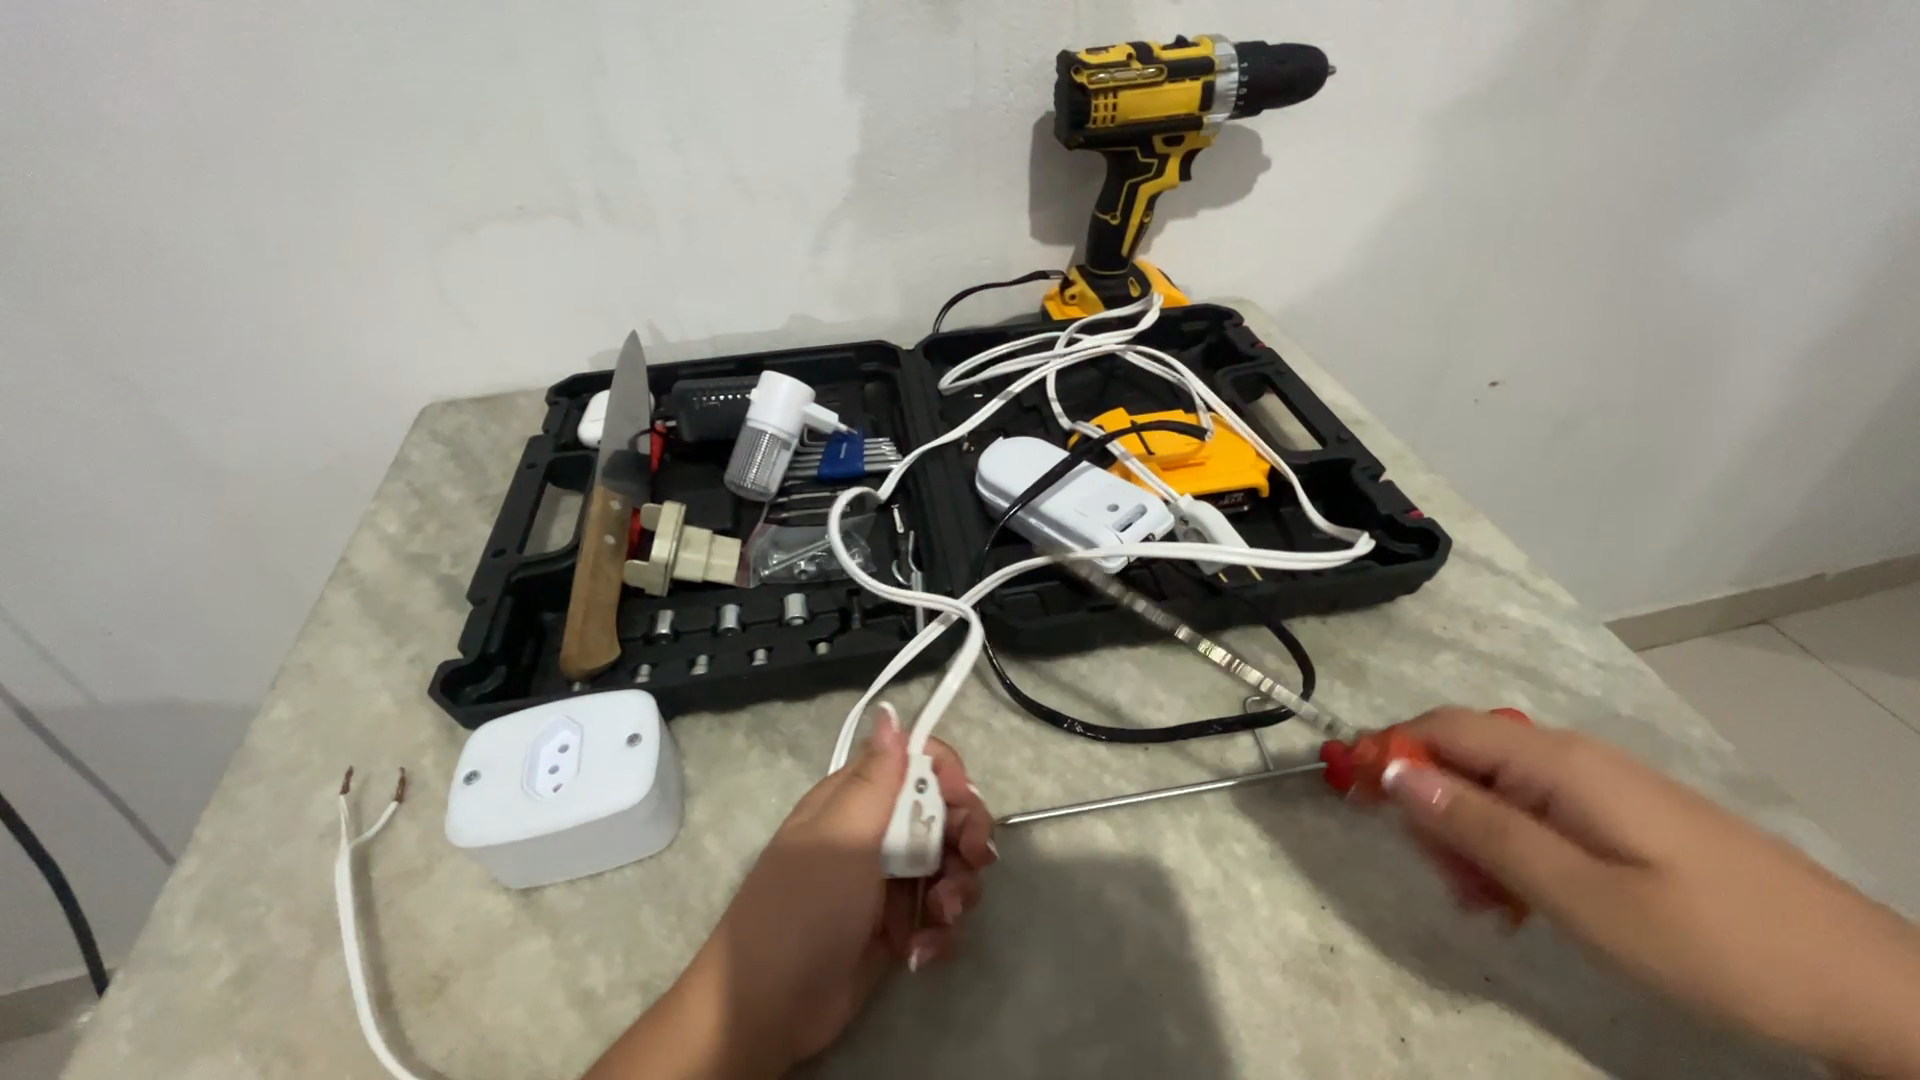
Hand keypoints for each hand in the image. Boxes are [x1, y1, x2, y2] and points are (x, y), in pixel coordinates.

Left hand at [584, 705, 994, 1079]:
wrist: (767, 1009)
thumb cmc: (803, 908)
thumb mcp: (841, 837)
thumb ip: (876, 778)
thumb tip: (889, 711)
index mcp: (855, 800)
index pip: (916, 763)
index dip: (948, 776)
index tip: (962, 801)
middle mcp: (874, 833)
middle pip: (944, 814)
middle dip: (965, 838)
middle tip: (972, 862)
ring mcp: (886, 882)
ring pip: (948, 867)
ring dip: (957, 891)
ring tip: (940, 919)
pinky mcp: (896, 927)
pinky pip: (938, 915)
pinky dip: (939, 933)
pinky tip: (921, 953)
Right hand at [1382, 708, 1919, 1076]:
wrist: (1866, 988)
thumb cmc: (1710, 940)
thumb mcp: (1576, 894)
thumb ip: (1479, 828)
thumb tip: (1393, 770)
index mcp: (1557, 763)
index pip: (1441, 727)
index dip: (1386, 749)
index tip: (1350, 794)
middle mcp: (1573, 759)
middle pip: (1463, 755)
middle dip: (1430, 807)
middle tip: (1441, 879)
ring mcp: (1601, 788)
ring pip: (1495, 789)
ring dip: (1467, 836)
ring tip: (1482, 903)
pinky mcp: (1620, 818)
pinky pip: (1535, 814)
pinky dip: (1508, 848)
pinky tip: (1520, 898)